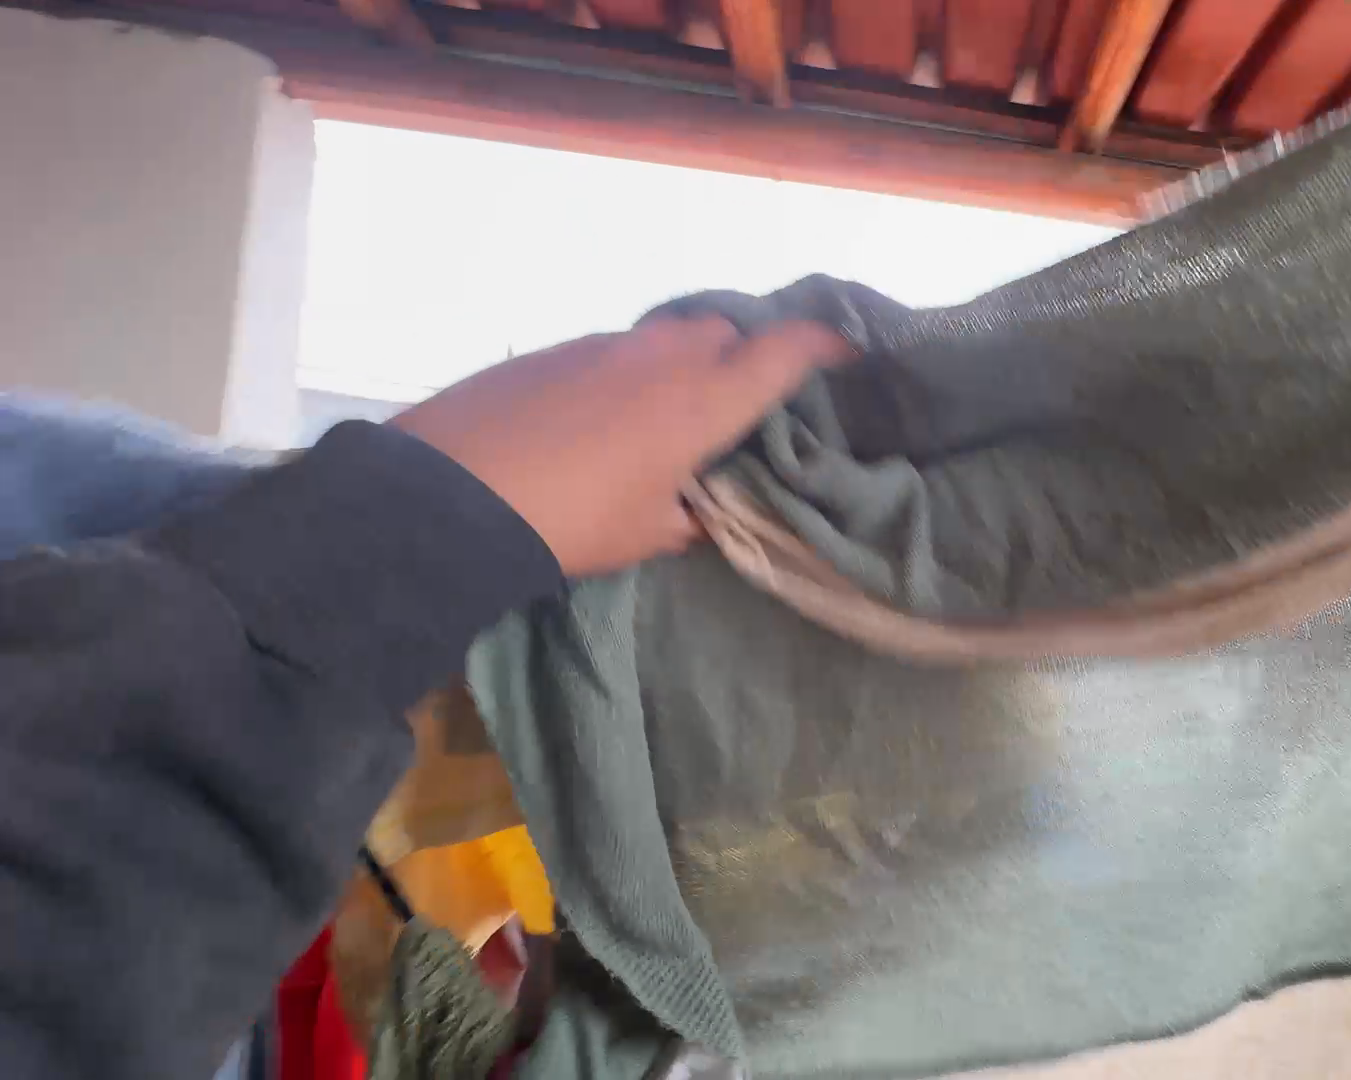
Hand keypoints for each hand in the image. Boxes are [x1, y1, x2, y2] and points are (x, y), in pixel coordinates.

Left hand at [390, 315, 849, 575]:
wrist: (449, 496)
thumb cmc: (573, 521)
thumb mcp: (648, 533)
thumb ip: (690, 516)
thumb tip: (700, 514)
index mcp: (702, 403)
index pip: (782, 353)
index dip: (823, 344)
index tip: (846, 349)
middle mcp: (663, 360)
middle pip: (726, 329)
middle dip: (746, 351)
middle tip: (741, 394)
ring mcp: (605, 346)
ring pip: (670, 334)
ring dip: (688, 360)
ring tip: (672, 407)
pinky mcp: (557, 349)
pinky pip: (618, 348)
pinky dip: (634, 371)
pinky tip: (608, 414)